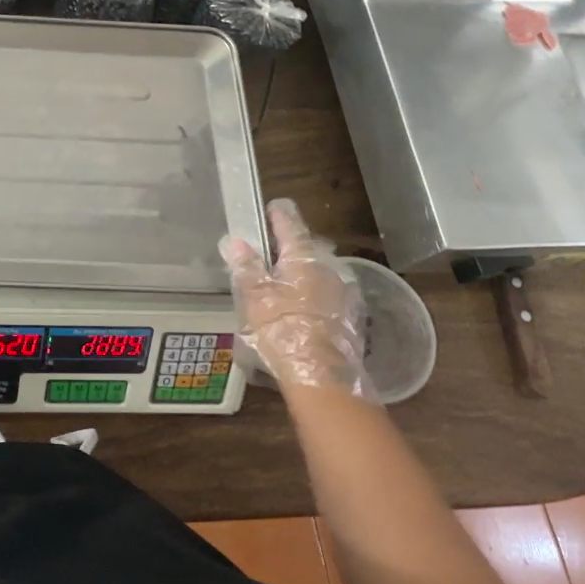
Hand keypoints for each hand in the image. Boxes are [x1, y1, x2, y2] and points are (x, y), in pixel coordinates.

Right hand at [219, 199, 371, 397]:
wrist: (322, 375)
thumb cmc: (283, 330)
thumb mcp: (255, 298)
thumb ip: (246, 267)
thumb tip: (235, 240)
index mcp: (304, 258)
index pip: (290, 225)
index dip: (278, 216)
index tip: (270, 208)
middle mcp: (329, 268)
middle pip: (306, 249)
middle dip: (287, 249)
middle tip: (266, 255)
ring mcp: (343, 292)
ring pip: (318, 272)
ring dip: (301, 273)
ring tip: (280, 285)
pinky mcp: (349, 315)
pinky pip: (327, 294)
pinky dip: (312, 294)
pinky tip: (299, 309)